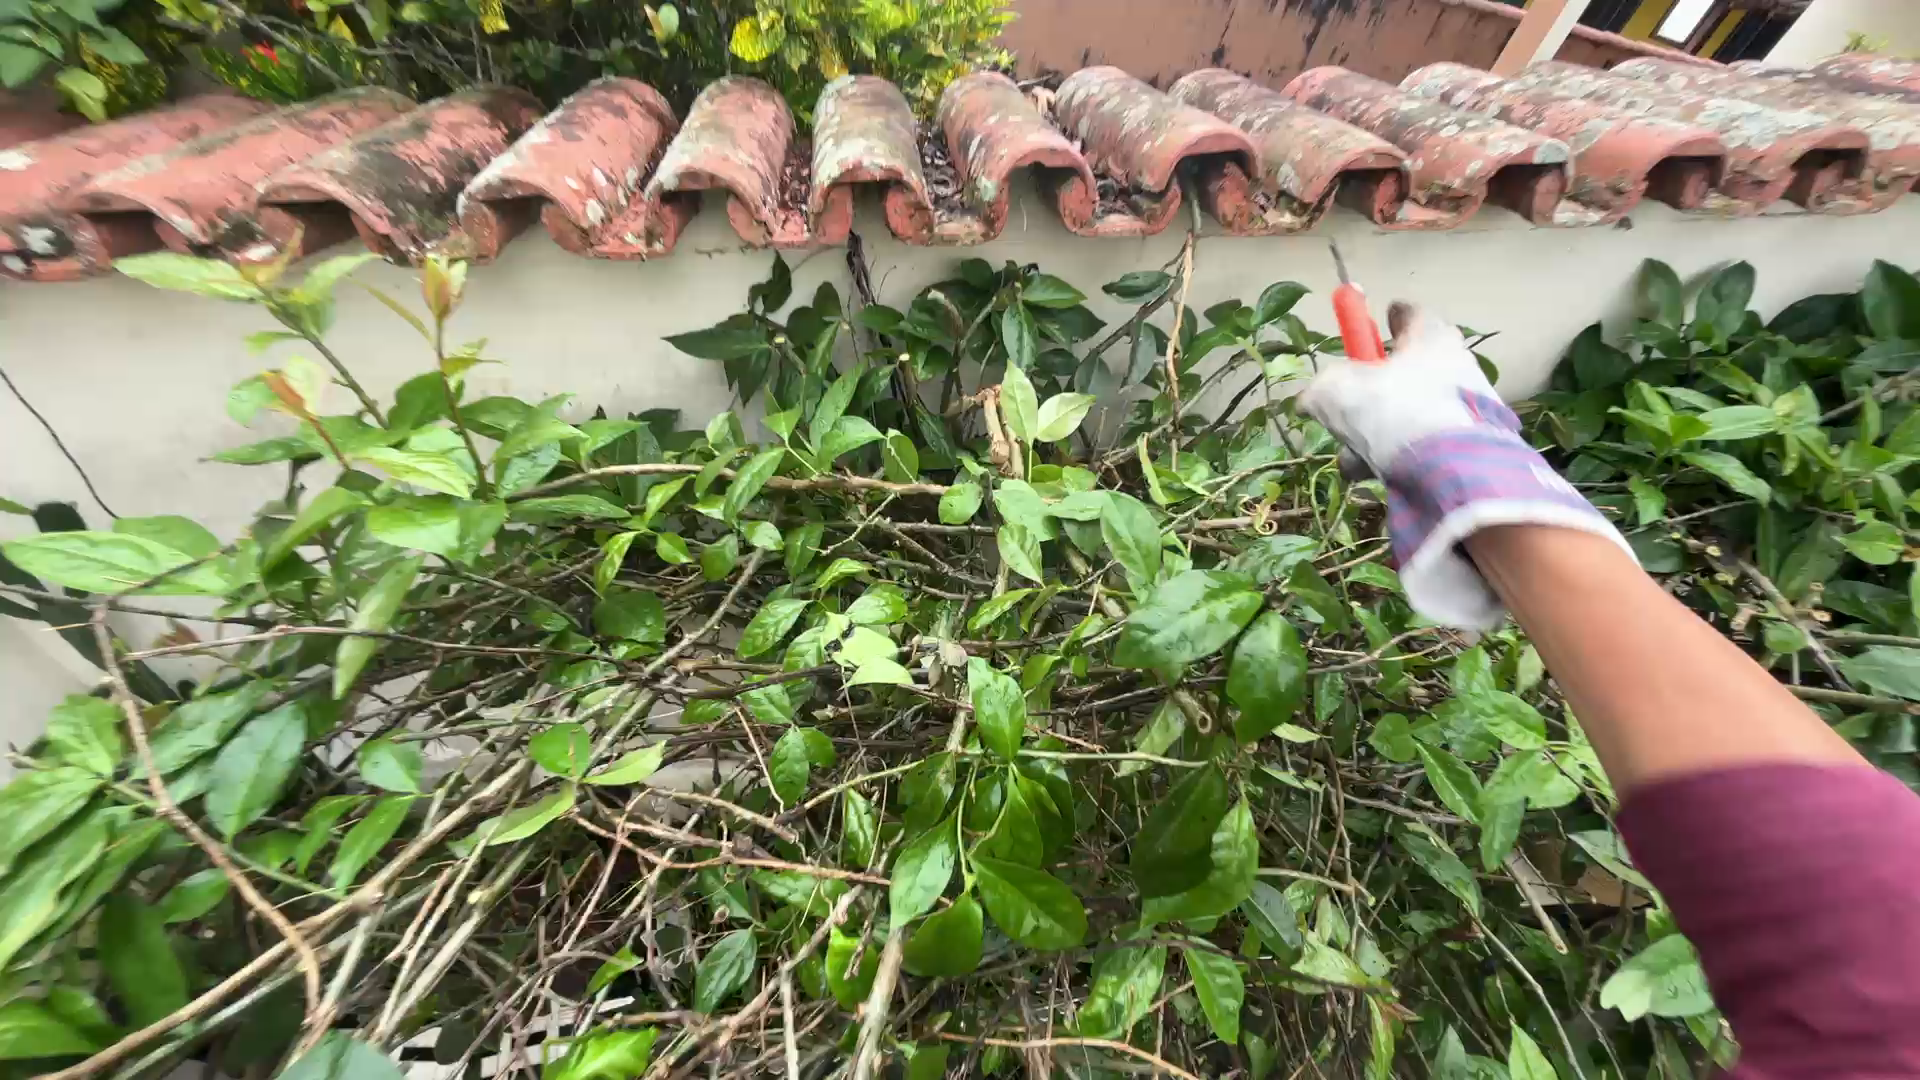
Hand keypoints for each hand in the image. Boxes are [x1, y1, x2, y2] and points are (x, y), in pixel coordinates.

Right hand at [1300, 303, 1503, 476]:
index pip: (1413, 314)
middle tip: (1349, 400)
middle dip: (1375, 386)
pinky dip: (1391, 454)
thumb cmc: (1391, 410)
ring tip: (1352, 453)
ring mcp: (1464, 407)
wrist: (1448, 469)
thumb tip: (1312, 398)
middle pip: (1408, 368)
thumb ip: (1319, 388)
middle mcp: (1455, 367)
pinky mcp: (1466, 445)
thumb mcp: (1333, 390)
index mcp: (1430, 339)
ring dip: (1376, 430)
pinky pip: (1417, 443)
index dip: (1393, 315)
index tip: (1384, 315)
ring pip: (1407, 411)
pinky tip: (1369, 471)